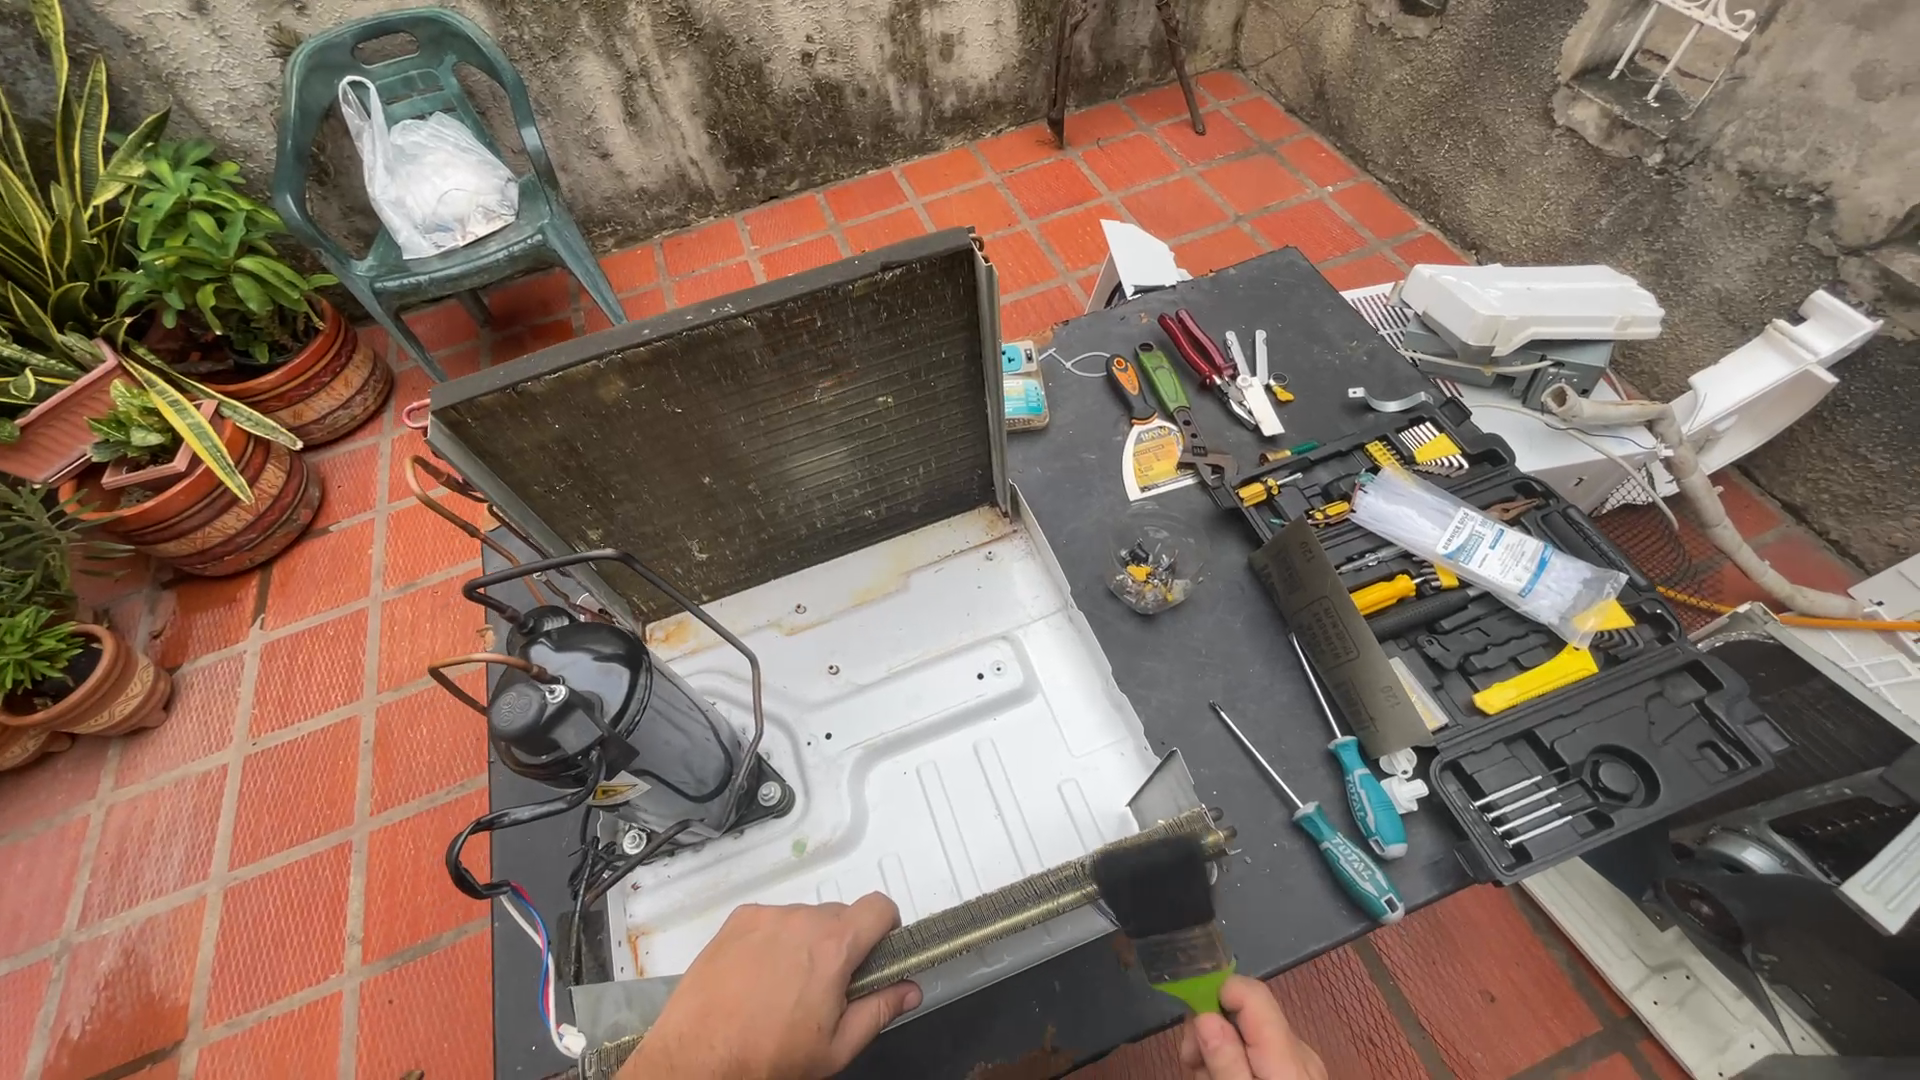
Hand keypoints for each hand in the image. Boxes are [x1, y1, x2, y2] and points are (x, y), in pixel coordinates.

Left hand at [619, 893, 920, 1079]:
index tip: (876, 956)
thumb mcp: (835, 1048)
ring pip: (805, 918)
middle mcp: (803, 918)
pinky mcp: (738, 919)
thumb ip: (880, 1010)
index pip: (880, 906)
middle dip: (843, 944)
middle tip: (825, 989)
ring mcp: (767, 915)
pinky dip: (774, 940)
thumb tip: (911, 988)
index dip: (886, 928)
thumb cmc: (770, 1059)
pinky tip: (757, 978)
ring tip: (783, 988)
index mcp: (835, 945)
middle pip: (841, 915)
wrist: (694, 1063)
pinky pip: (772, 919)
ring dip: (806, 942)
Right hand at [1177, 975, 1325, 1079]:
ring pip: (1247, 1030)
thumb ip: (1226, 1062)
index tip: (1188, 1021)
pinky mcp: (1295, 1074)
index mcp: (1289, 1056)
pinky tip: (1224, 1077)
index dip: (1214, 992)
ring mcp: (1300, 1063)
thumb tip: (1204, 1015)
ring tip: (1204, 1075)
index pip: (1250, 992)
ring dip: (1218, 1046)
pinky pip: (1258, 1050)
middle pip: (1245, 1010)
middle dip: (1210, 1027)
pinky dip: (1235, 1059)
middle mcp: (1299, 1050)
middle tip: (1190, 1060)